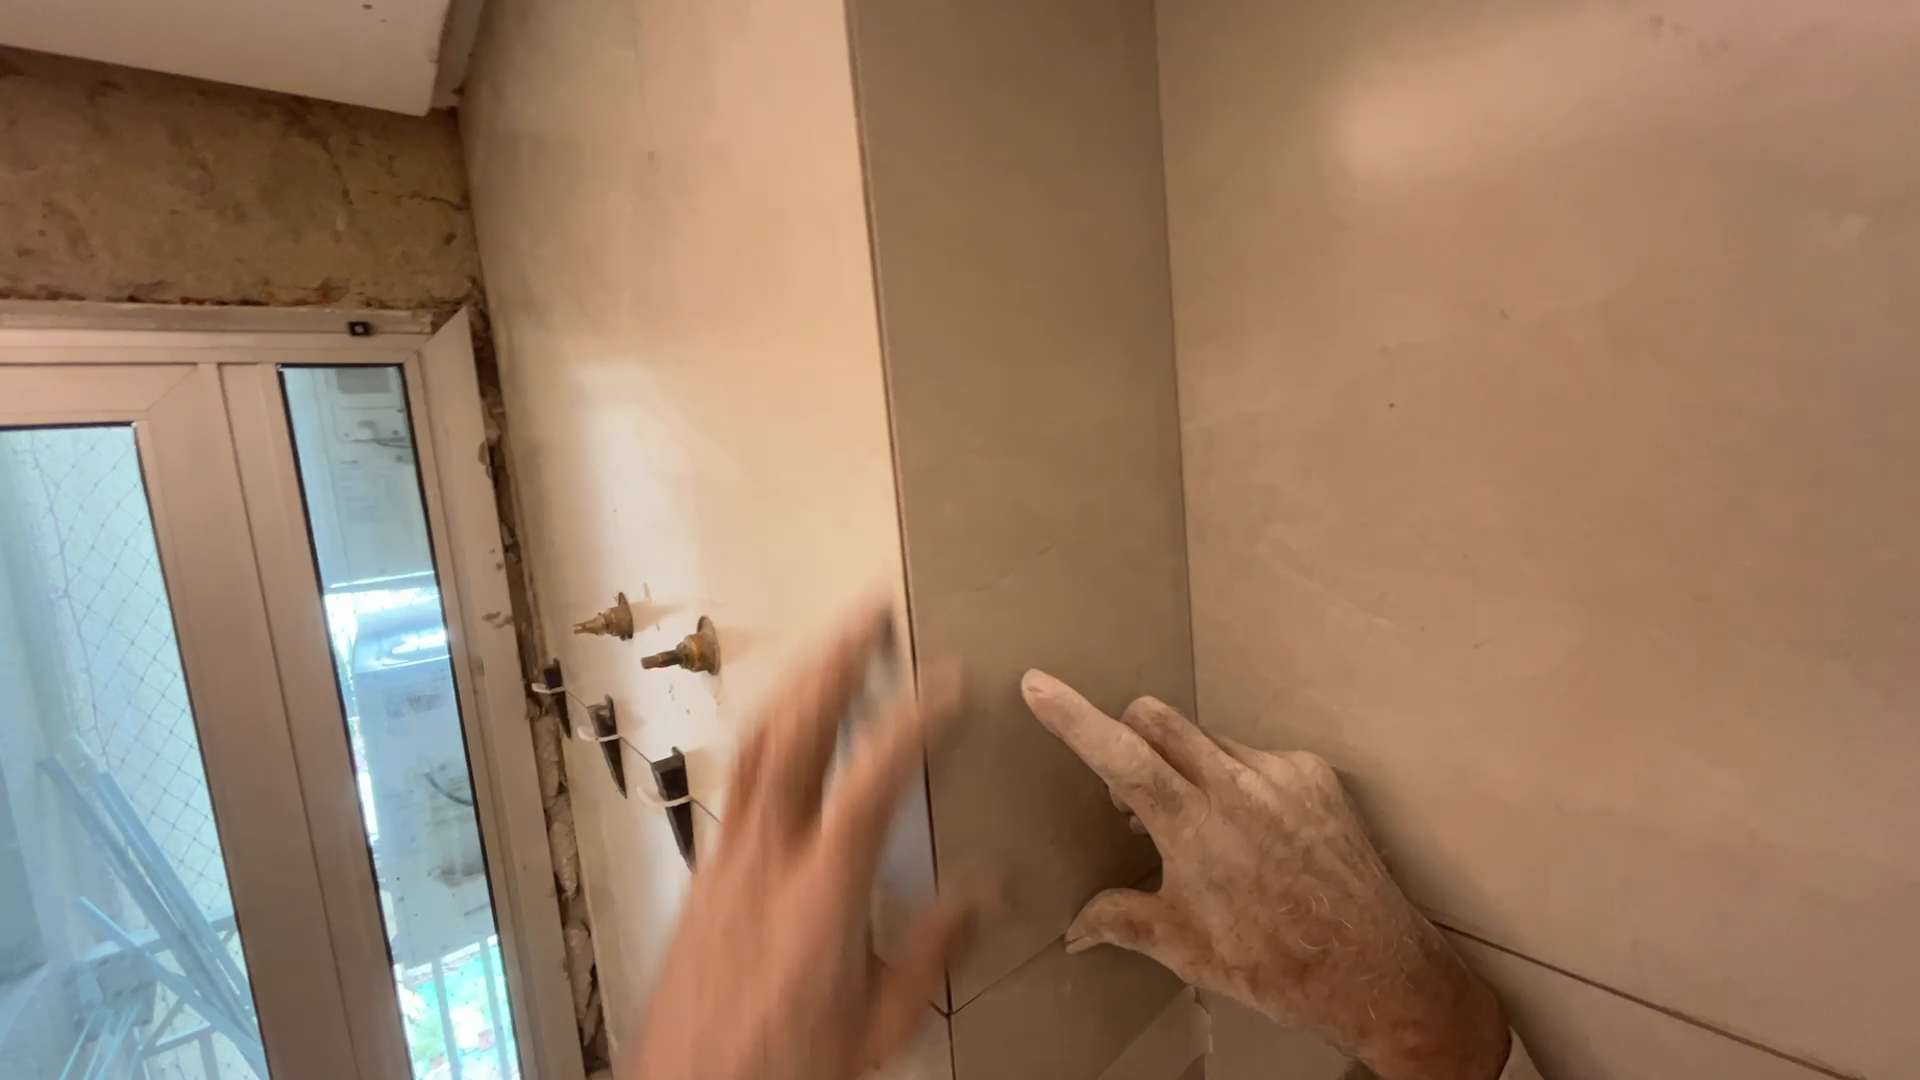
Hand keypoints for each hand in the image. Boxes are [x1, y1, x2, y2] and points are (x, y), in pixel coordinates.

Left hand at [630, 608, 967, 1079]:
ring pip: (758, 740)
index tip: (947, 683)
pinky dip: (770, 723)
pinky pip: (739, 770)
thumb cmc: (786, 1070)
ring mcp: (726, 856)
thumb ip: (935, 946)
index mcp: (818, 897)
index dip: (912, 721)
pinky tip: (788, 714)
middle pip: (797, 732)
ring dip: (799, 681)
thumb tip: (985, 887)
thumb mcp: (882, 1022)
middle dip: (836, 661)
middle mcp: (764, 860)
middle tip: (868, 615)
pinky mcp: (706, 865)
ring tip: (832, 643)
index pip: (870, 781)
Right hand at [1020, 672, 1508, 1079]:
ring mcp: (1278, 772)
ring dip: (1182, 765)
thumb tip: (1071, 932)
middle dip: (1126, 735)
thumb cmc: (1275, 967)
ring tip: (1203, 823)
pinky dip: (1232, 778)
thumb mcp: (1186, 949)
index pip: (1120, 756)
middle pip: (1155, 716)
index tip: (1036, 684)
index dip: (1073, 716)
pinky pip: (1249, 752)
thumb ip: (1119, 922)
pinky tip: (1255, 827)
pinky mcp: (1313, 770)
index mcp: (1195, 829)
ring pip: (1200, 735)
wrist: (1385, 975)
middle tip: (1135, 796)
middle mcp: (1235, 786)